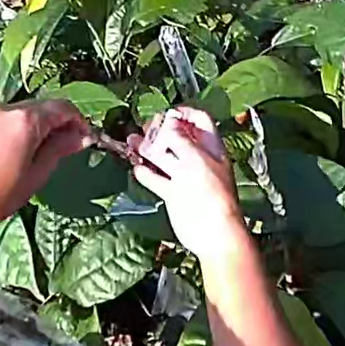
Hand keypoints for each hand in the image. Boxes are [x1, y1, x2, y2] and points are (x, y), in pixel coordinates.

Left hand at [0, 100, 88, 250]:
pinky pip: (3, 123)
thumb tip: (81, 136)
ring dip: (38, 129)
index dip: (79, 121)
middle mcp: (5, 109)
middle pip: (42, 108)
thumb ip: (58, 152)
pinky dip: (18, 133)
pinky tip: (14, 159)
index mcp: (25, 119)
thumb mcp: (32, 179)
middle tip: (67, 152)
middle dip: (59, 125)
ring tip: (40, 160)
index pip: (63, 107)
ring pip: (22, 115)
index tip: (87, 141)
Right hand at [130, 107, 248, 262]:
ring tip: (131, 142)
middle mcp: (197, 158)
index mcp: (210, 146)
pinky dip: (146, 173)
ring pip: (163, 157)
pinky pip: (157, 179)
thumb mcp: (196, 158)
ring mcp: (184, 176)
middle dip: (160, 130)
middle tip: (146, 128)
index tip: (167, 113)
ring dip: (147, 149)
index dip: (185, 113)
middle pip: (177, 137)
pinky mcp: (173, 193)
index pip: (199, 121)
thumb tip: (167, 122)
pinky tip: (136, 168)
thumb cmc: (211, 191)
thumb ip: (179, 139)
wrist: (213, 231)